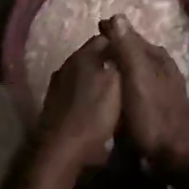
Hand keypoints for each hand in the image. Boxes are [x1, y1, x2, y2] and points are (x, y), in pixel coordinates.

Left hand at [35, 35, 121, 173]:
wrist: (61, 149)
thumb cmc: (93, 115)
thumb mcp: (116, 85)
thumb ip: (119, 62)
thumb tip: (122, 47)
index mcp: (82, 57)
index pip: (104, 38)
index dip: (121, 46)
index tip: (135, 58)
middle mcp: (66, 66)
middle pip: (92, 56)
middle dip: (109, 63)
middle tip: (128, 77)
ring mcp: (57, 85)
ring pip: (82, 74)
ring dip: (97, 80)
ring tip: (115, 94)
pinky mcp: (53, 104)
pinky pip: (75, 91)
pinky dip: (87, 94)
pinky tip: (96, 107)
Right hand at [100, 15, 188, 176]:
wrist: (172, 156)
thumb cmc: (152, 117)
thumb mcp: (137, 79)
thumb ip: (128, 49)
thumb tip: (117, 17)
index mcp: (160, 61)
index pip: (134, 38)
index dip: (115, 32)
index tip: (96, 28)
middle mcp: (164, 72)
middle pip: (137, 55)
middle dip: (118, 50)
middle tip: (95, 51)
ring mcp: (163, 93)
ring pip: (138, 74)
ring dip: (122, 70)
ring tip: (101, 72)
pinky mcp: (159, 111)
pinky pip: (138, 92)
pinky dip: (126, 88)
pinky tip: (114, 96)